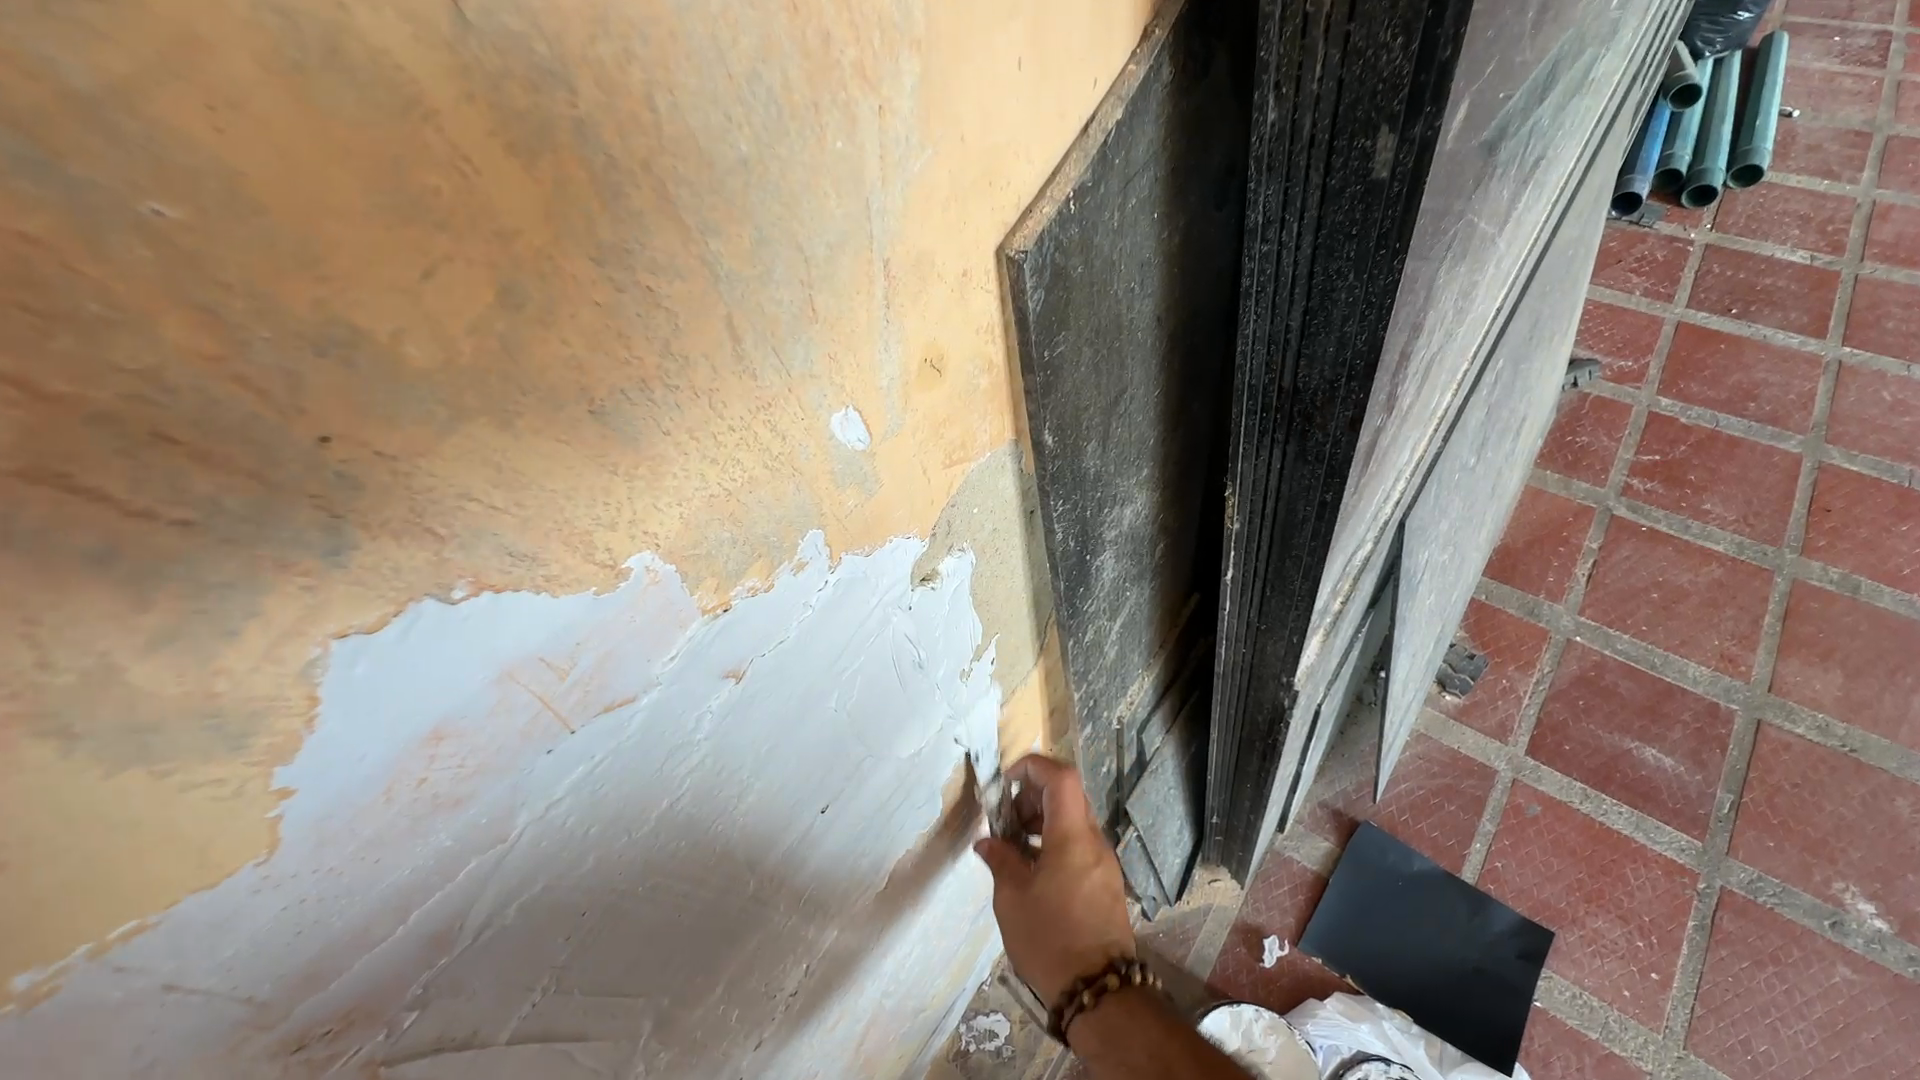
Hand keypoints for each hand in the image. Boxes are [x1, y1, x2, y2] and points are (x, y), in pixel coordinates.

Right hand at [973, 754, 1135, 1005]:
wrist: (1098, 989)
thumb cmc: (1050, 938)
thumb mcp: (1012, 898)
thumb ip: (1000, 860)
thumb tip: (988, 842)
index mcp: (1072, 836)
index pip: (1061, 776)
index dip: (1032, 767)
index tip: (1006, 783)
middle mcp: (1094, 841)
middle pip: (1067, 795)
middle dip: (1032, 797)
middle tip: (1005, 821)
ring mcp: (1104, 862)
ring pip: (1073, 820)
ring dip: (1042, 821)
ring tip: (1013, 847)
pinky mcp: (1105, 882)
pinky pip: (1079, 845)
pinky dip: (1054, 843)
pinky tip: (1032, 870)